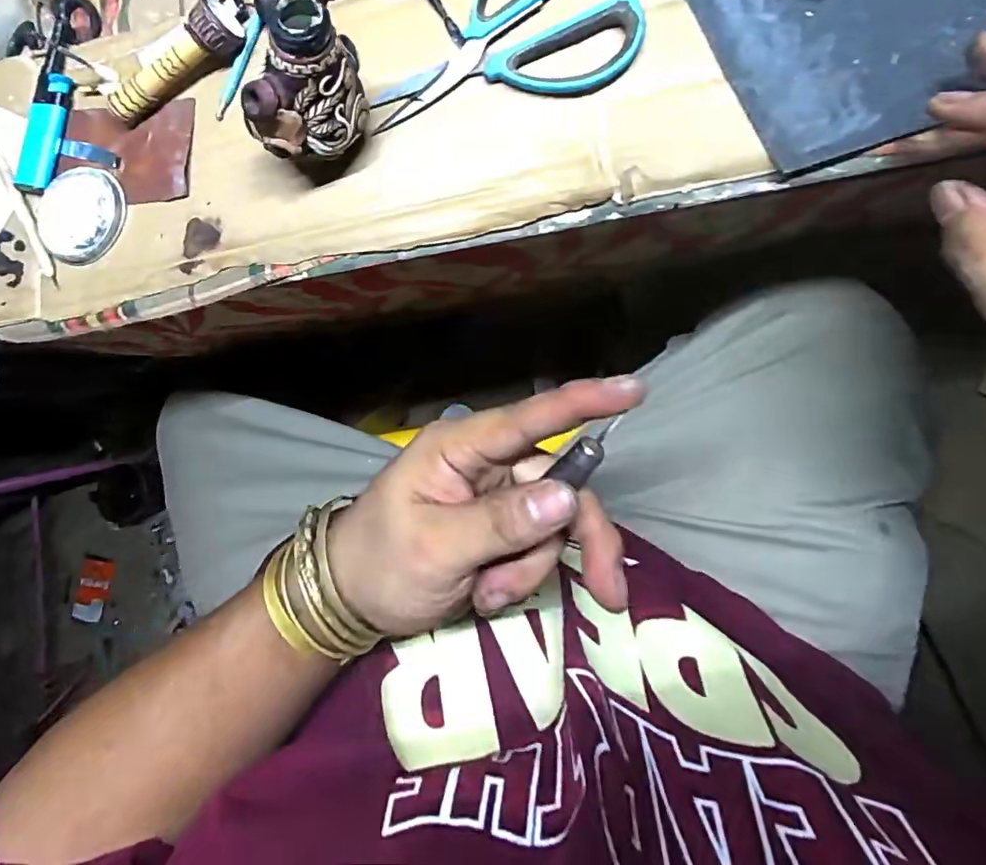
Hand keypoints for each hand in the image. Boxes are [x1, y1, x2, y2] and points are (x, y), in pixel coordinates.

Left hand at [323, 378, 642, 637]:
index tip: (632, 388)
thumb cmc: (381, 561)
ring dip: (532, 568)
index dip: (580, 402)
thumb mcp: (435, 547)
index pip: (526, 419)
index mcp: (457, 449)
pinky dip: (525, 576)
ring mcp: (492, 497)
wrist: (353, 599)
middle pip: (559, 484)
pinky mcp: (498, 529)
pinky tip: (488, 596)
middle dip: (574, 537)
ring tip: (486, 595)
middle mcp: (482, 464)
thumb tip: (566, 496)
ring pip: (553, 522)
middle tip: (603, 591)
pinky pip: (538, 546)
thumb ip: (500, 523)